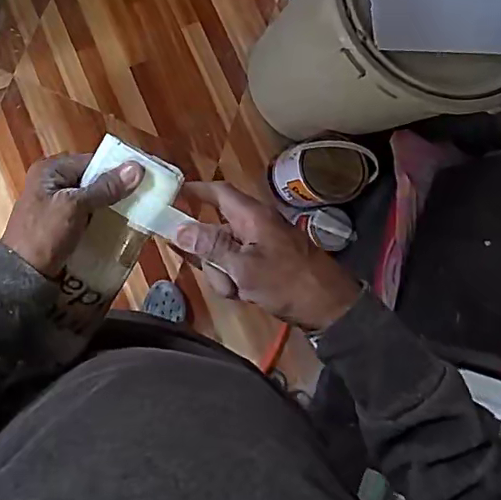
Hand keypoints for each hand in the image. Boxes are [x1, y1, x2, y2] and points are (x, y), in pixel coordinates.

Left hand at [2, 152, 143, 276]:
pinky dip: (101, 220)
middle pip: (92, 180)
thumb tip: (136, 168)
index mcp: (50, 170)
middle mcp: (51, 183)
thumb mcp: (75, 206)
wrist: (23, 277)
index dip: (115, 169)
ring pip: (92, 200)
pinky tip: (118, 227)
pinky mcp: (61, 225)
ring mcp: (55, 205)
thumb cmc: (44, 235)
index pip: (91, 161)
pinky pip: (87, 216)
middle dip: (115, 189)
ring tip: (136, 213)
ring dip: (110, 207)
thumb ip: (105, 188)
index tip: (141, 179)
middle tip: (142, 198)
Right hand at [174, 182, 361, 331]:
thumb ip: (211, 247)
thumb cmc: (288, 282)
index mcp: (252, 216)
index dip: (195, 190)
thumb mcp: (243, 267)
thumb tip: (179, 229)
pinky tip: (246, 295)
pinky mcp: (264, 263)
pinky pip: (236, 267)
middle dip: (208, 255)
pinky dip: (235, 280)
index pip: (218, 192)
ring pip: (223, 253)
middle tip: (216, 274)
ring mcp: (260, 245)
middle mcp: (254, 225)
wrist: (329, 309)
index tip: (171, 195)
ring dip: (223, 274)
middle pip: (214, 230)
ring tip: (238, 290)